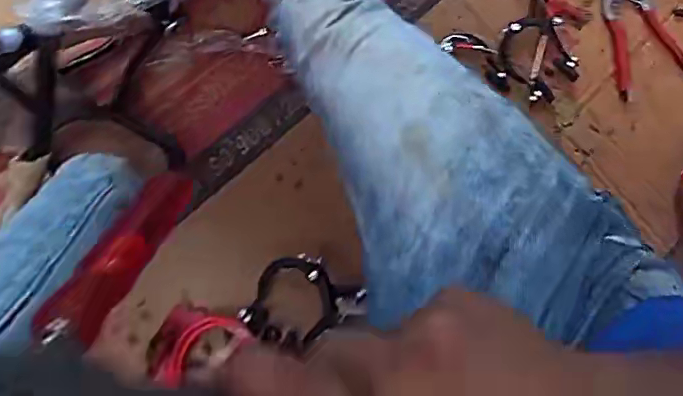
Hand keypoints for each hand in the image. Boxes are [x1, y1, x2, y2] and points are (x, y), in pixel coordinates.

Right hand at [212, 289, 594, 395]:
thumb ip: (351, 395)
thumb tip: (320, 381)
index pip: (294, 384)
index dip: (246, 378)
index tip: (220, 372)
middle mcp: (397, 365)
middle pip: (323, 358)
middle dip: (319, 379)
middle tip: (329, 390)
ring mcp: (429, 324)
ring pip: (369, 339)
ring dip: (377, 368)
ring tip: (420, 392)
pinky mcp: (460, 297)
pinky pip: (416, 319)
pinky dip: (424, 346)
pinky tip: (462, 373)